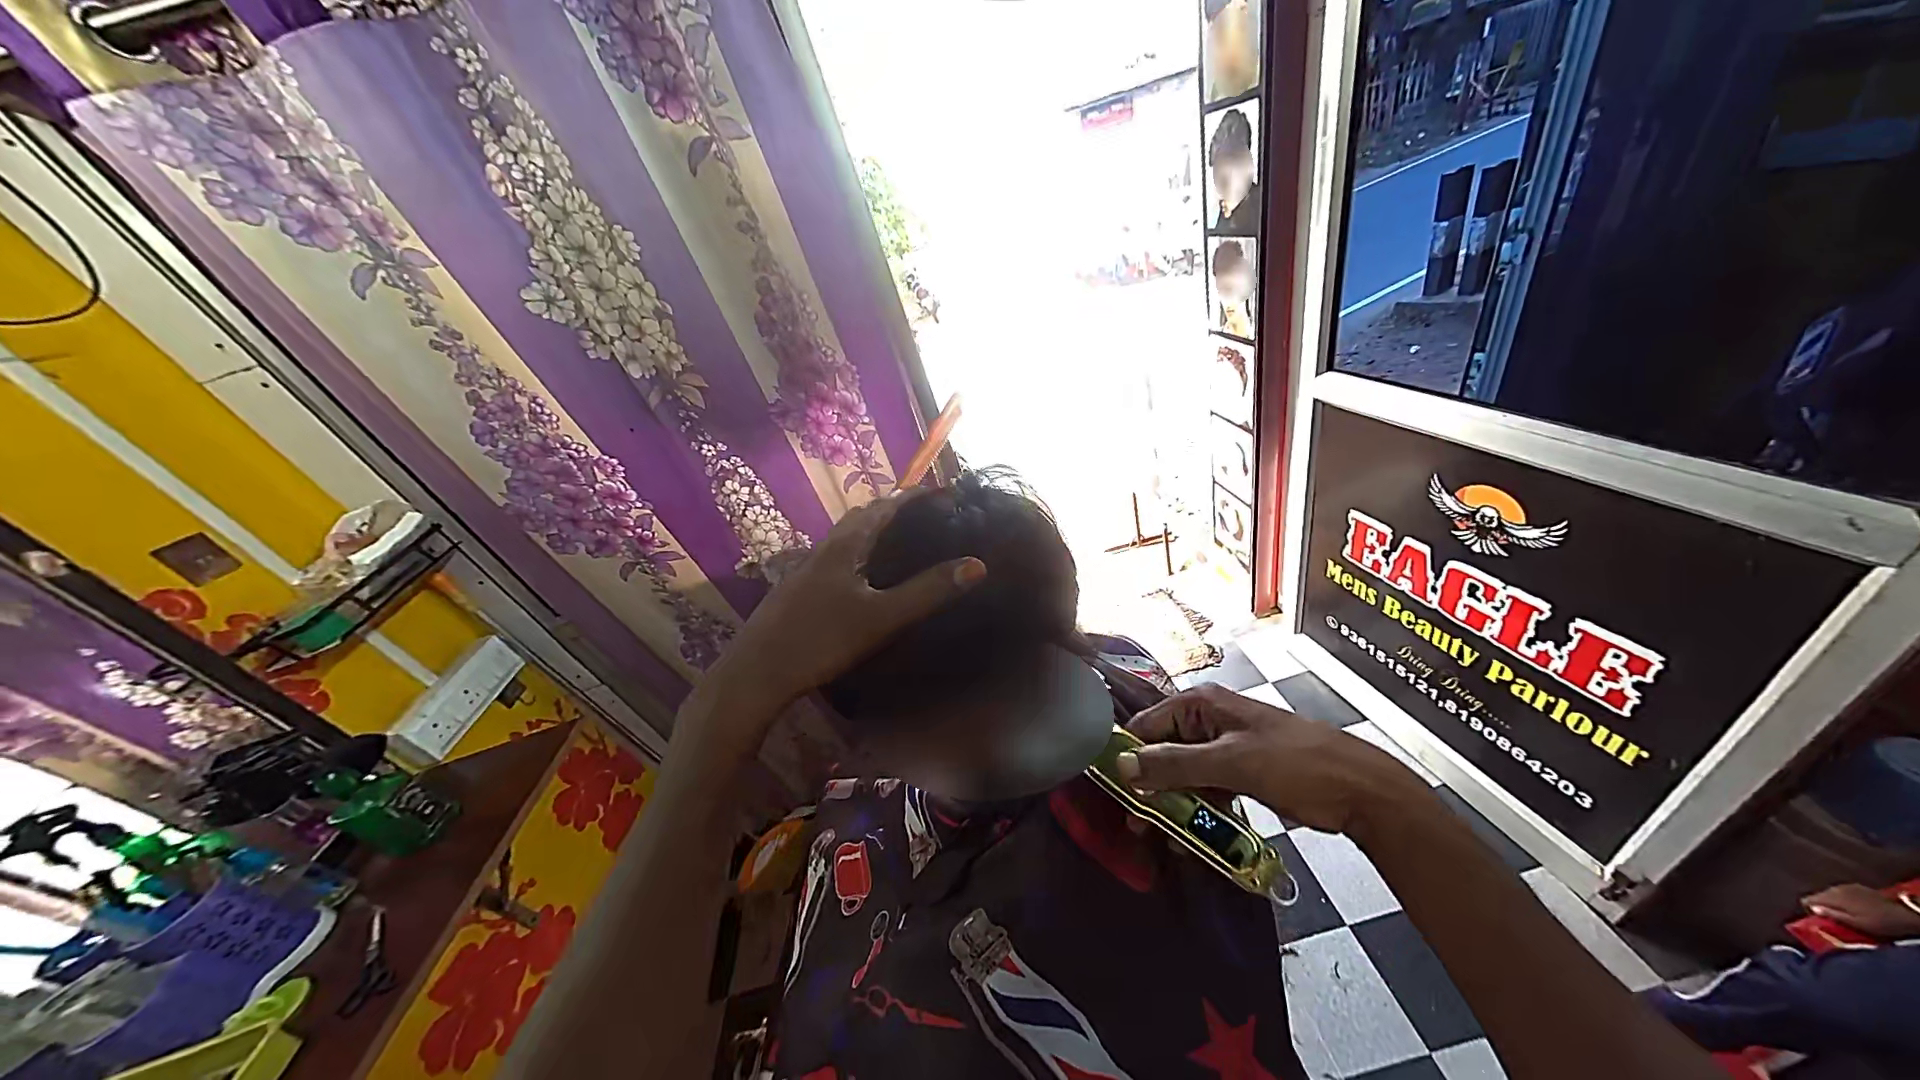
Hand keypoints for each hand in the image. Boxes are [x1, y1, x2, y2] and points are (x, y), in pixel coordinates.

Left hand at [716, 490, 985, 713]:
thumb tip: (977, 565)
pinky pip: (831, 558)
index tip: (940, 492)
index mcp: (844, 547)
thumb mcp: (882, 618)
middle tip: (921, 515)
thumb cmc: (822, 640)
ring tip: (895, 542)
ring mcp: (804, 570)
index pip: (884, 508)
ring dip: (870, 531)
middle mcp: (822, 549)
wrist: (757, 673)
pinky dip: (854, 553)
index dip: (913, 497)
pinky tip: (859, 578)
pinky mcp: (794, 591)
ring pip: (842, 538)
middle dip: (892, 510)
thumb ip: (928, 591)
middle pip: (860, 517)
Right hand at [1116, 683, 1428, 833]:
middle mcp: (1207, 720)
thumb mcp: (1230, 763)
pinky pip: (1204, 789)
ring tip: (1162, 839)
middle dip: (1149, 788)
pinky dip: (1196, 811)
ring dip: (1172, 805)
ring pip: (1181, 775)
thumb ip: (1173, 764)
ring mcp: (1223, 747)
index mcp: (1201, 704)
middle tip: (1138, 826)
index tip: (1115, 794)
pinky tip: (1190, 839)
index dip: (1129, 758)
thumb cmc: (1296, 765)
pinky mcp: (1238, 772)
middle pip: (1161, 752)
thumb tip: (1122, 766)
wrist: (1363, 792)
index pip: (1146, 726)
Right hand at [1803, 883, 1919, 938]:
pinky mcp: (1858, 887)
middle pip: (1818, 895)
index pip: (1807, 899)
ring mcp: (1847, 886)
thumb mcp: (1858, 924)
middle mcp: (1835, 889)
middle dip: (1822, 905)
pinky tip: (1855, 906)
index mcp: (1832, 898)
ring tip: (1845, 912)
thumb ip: (1833, 915)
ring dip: (1833, 901)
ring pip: (1830, 893)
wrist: (1908, 915)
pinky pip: (1842, 891)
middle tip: (1834, 917)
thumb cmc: (1882, 923)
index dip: (1809, 909)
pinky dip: (1843, 898)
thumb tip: (1812, 908)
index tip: (1819, 918)